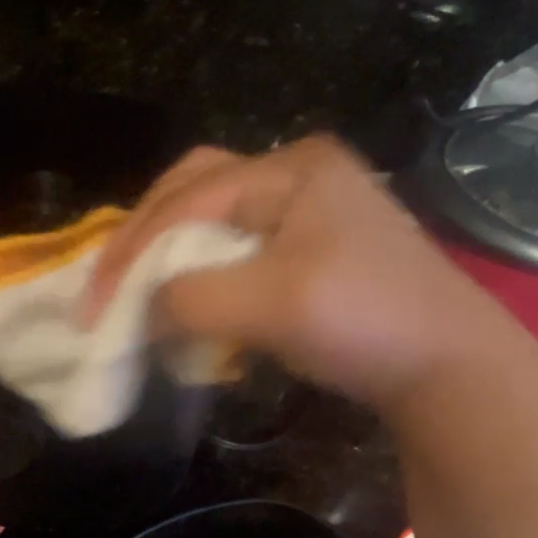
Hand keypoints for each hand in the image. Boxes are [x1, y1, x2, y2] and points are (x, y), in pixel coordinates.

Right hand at [82, 136, 537, 411]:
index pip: (184, 201)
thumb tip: (141, 309)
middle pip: (191, 192)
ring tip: (133, 296)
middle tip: (107, 287)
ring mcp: (303, 210)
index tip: (92, 310)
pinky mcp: (306, 249)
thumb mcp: (267, 305)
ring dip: (165, 257)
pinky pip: (231, 249)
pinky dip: (196, 274)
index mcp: (289, 170)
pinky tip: (182, 304)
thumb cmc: (362, 323)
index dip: (130, 255)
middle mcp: (294, 175)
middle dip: (142, 240)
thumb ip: (189, 298)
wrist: (445, 366)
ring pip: (208, 221)